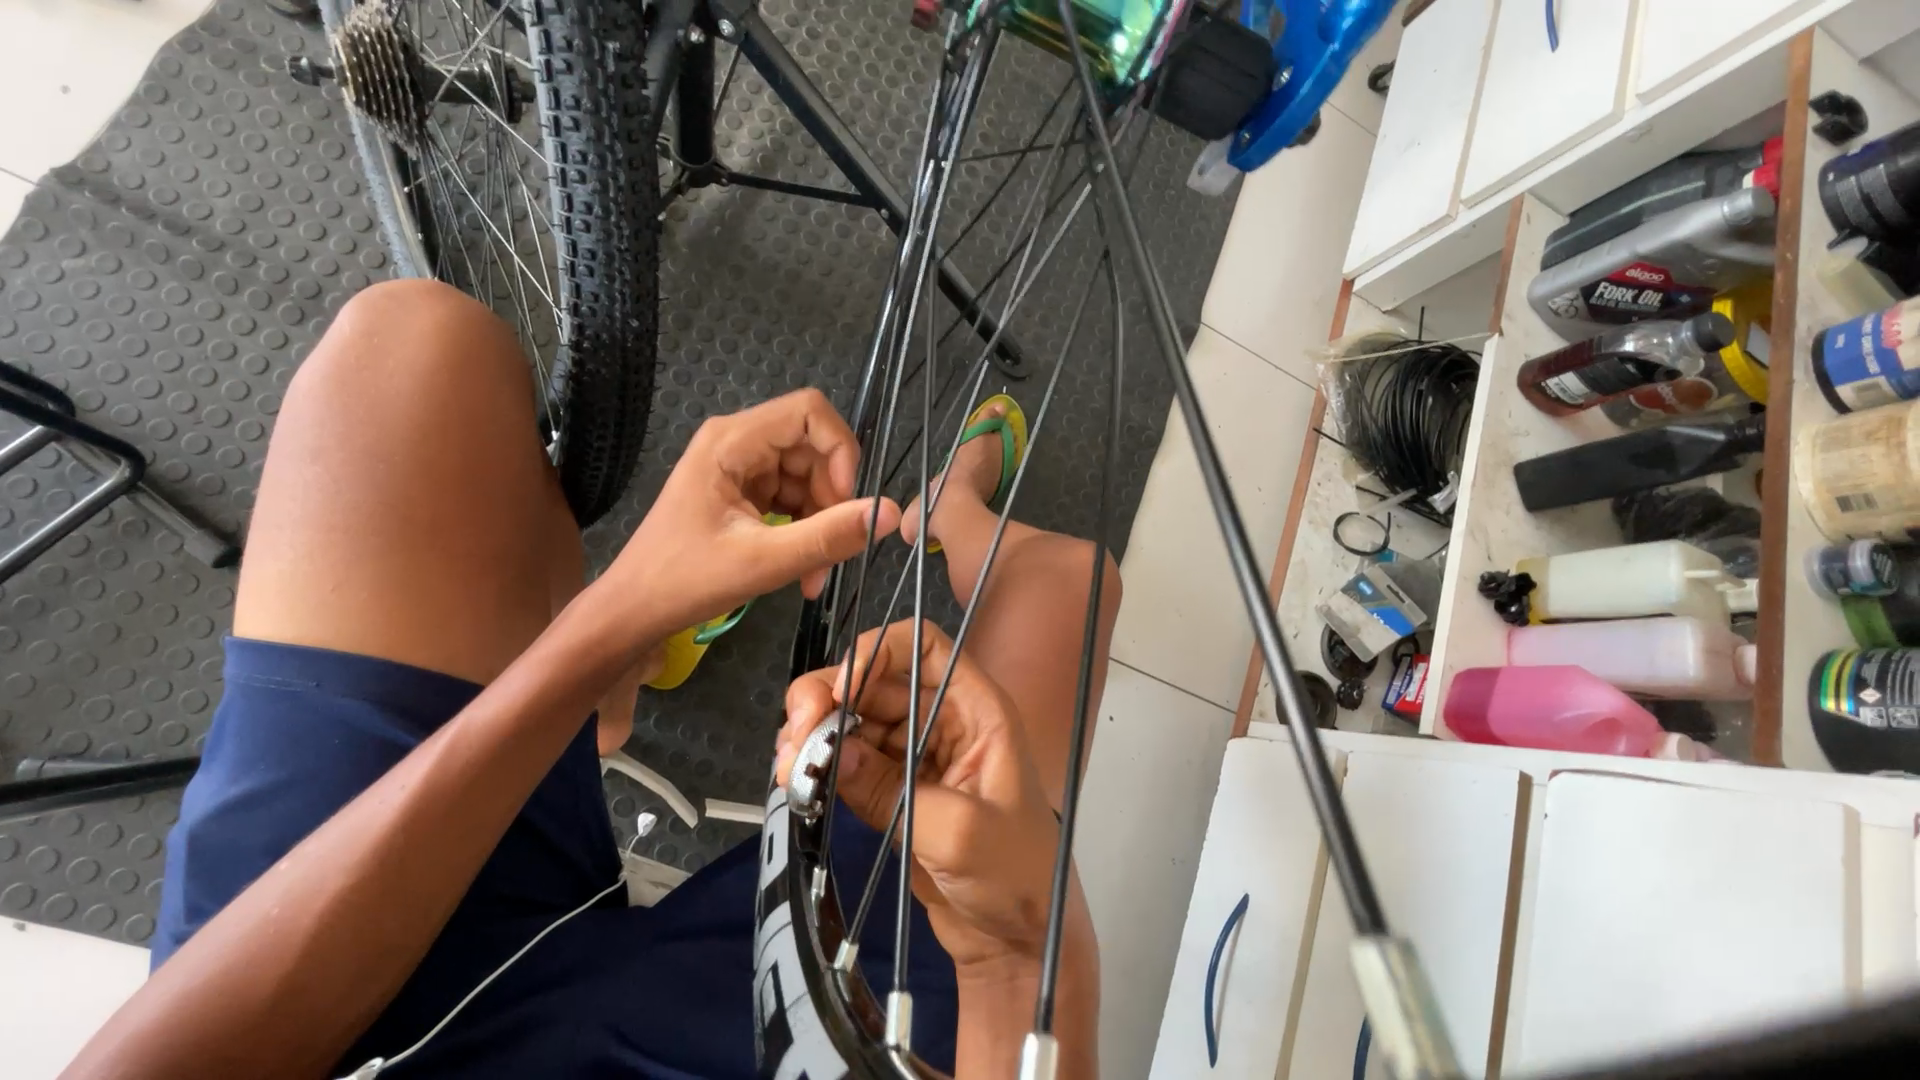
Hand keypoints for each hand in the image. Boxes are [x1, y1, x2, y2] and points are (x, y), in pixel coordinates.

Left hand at [603, 389, 900, 641]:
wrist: (634, 612)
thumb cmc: (685, 581)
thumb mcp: (763, 562)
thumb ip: (828, 536)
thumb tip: (890, 513)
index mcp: (732, 441)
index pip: (810, 411)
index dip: (840, 450)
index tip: (847, 502)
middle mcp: (738, 443)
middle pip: (814, 448)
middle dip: (833, 498)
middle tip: (833, 548)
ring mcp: (741, 469)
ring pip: (809, 478)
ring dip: (822, 523)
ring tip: (815, 574)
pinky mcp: (744, 494)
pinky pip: (793, 499)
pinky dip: (806, 532)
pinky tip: (803, 571)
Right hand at [776, 619, 1082, 972]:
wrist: (1015, 938)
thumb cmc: (1015, 876)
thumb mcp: (963, 833)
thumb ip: (895, 792)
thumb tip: (829, 756)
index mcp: (974, 709)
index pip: (922, 647)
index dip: (875, 652)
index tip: (837, 691)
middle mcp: (939, 720)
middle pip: (872, 680)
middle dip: (826, 698)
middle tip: (792, 740)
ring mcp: (911, 754)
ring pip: (851, 719)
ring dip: (813, 734)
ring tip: (784, 769)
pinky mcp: (889, 789)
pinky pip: (845, 761)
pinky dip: (816, 766)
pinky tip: (793, 783)